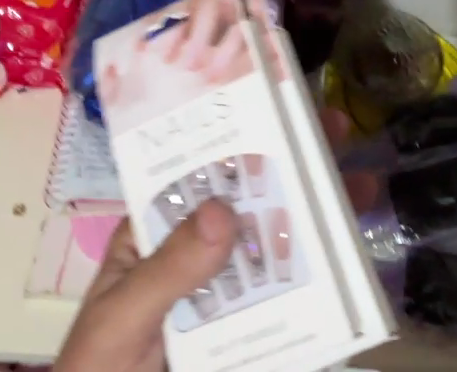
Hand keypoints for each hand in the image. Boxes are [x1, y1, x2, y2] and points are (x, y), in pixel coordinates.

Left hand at [53, 111, 376, 371]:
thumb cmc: (96, 369)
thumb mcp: (123, 315)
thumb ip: (168, 269)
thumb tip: (222, 208)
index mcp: (159, 234)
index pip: (201, 175)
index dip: (241, 139)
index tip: (280, 111)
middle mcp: (197, 254)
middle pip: (250, 204)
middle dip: (293, 169)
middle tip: (336, 133)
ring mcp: (225, 295)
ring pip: (275, 247)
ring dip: (316, 217)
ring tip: (361, 188)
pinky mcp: (247, 331)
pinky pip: (286, 299)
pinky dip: (319, 279)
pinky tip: (350, 260)